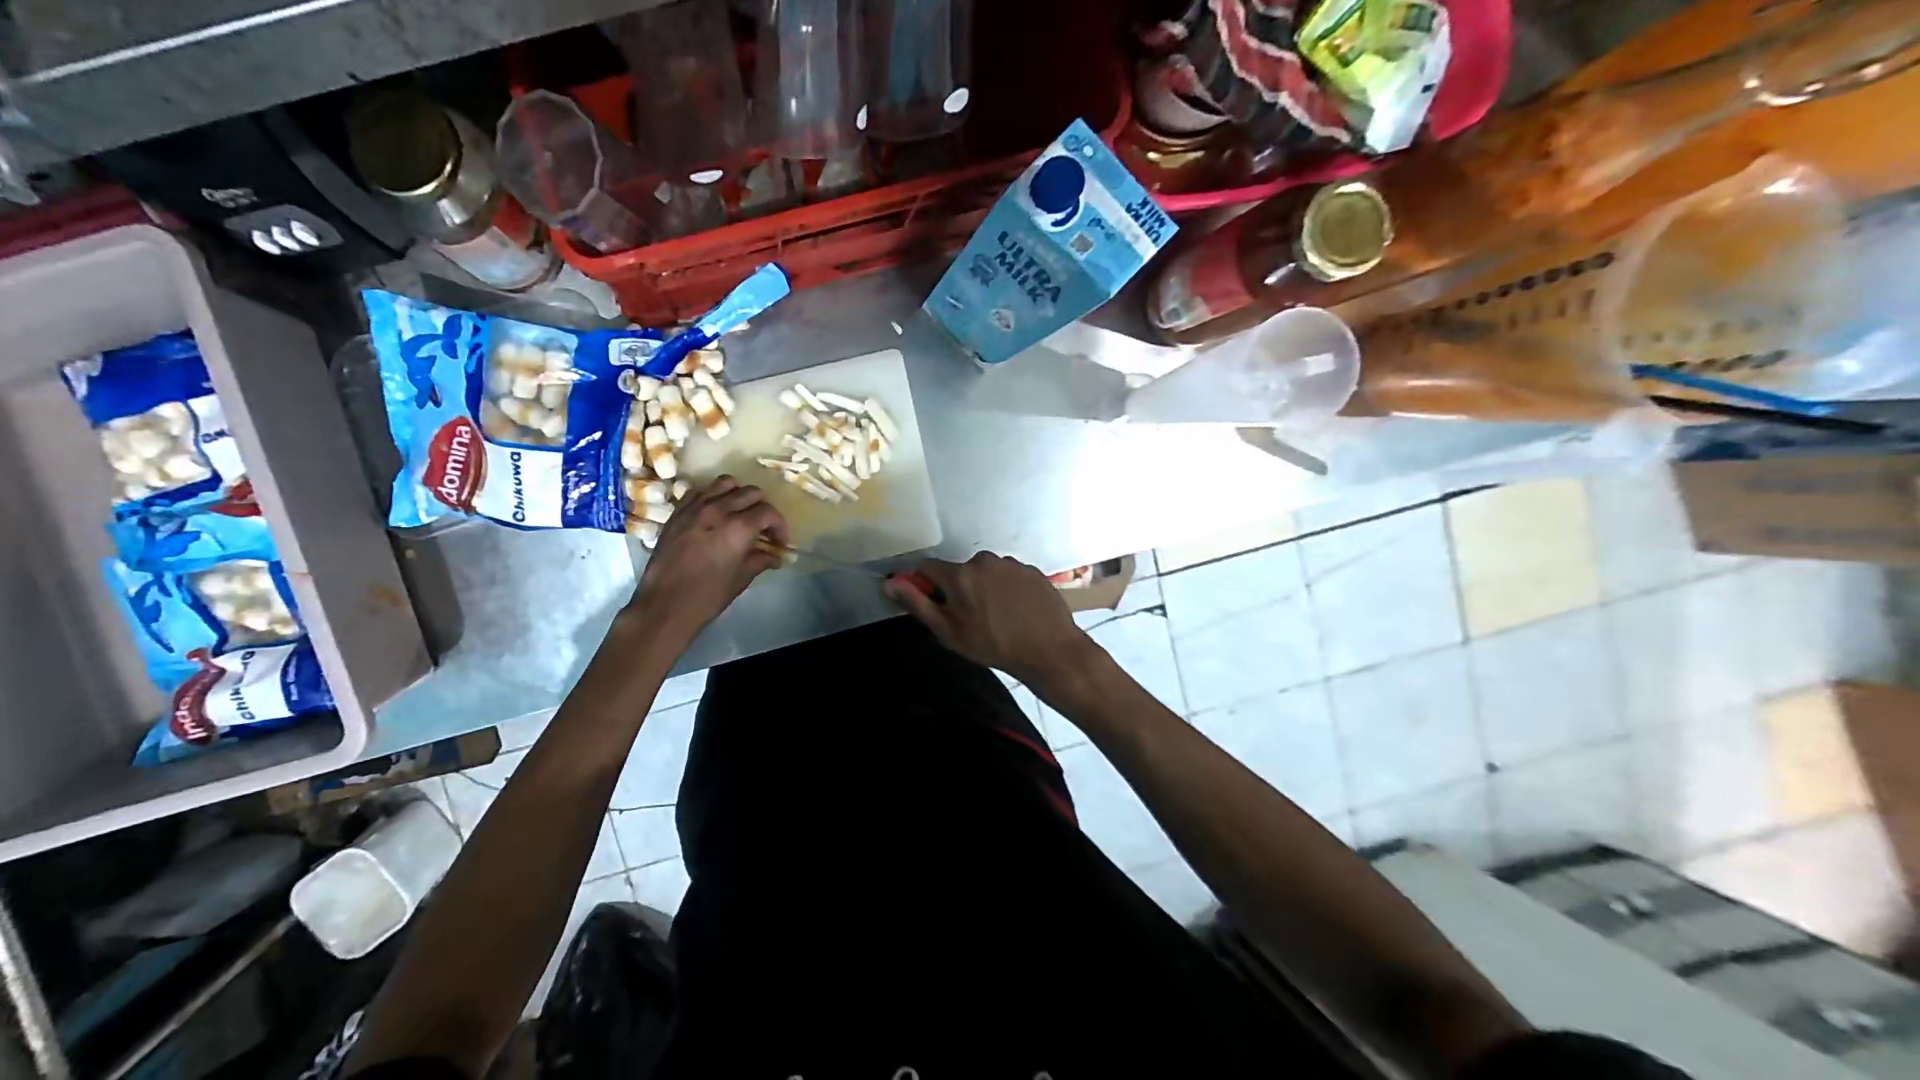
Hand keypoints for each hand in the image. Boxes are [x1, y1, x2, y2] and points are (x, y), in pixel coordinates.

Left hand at [632, 475, 788, 641]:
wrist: (665, 604)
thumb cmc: (708, 596)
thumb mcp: (741, 578)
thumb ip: (761, 560)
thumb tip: (775, 556)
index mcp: (739, 528)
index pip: (768, 512)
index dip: (779, 526)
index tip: (778, 542)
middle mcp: (719, 509)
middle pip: (751, 492)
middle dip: (762, 509)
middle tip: (761, 529)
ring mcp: (695, 507)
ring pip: (726, 483)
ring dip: (738, 495)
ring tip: (738, 514)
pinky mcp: (678, 512)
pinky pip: (700, 491)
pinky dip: (712, 496)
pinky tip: (714, 514)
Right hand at [884, 552, 1094, 688]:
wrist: (1049, 650)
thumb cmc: (993, 645)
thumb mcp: (948, 631)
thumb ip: (917, 603)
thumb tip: (890, 582)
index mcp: (960, 574)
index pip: (928, 568)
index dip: (926, 585)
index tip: (936, 605)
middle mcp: (984, 560)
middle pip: (959, 571)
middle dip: (959, 589)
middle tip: (971, 619)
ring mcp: (1011, 563)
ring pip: (986, 573)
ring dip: (984, 588)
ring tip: (998, 617)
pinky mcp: (1032, 570)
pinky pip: (1009, 576)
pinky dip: (1007, 589)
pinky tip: (1016, 612)